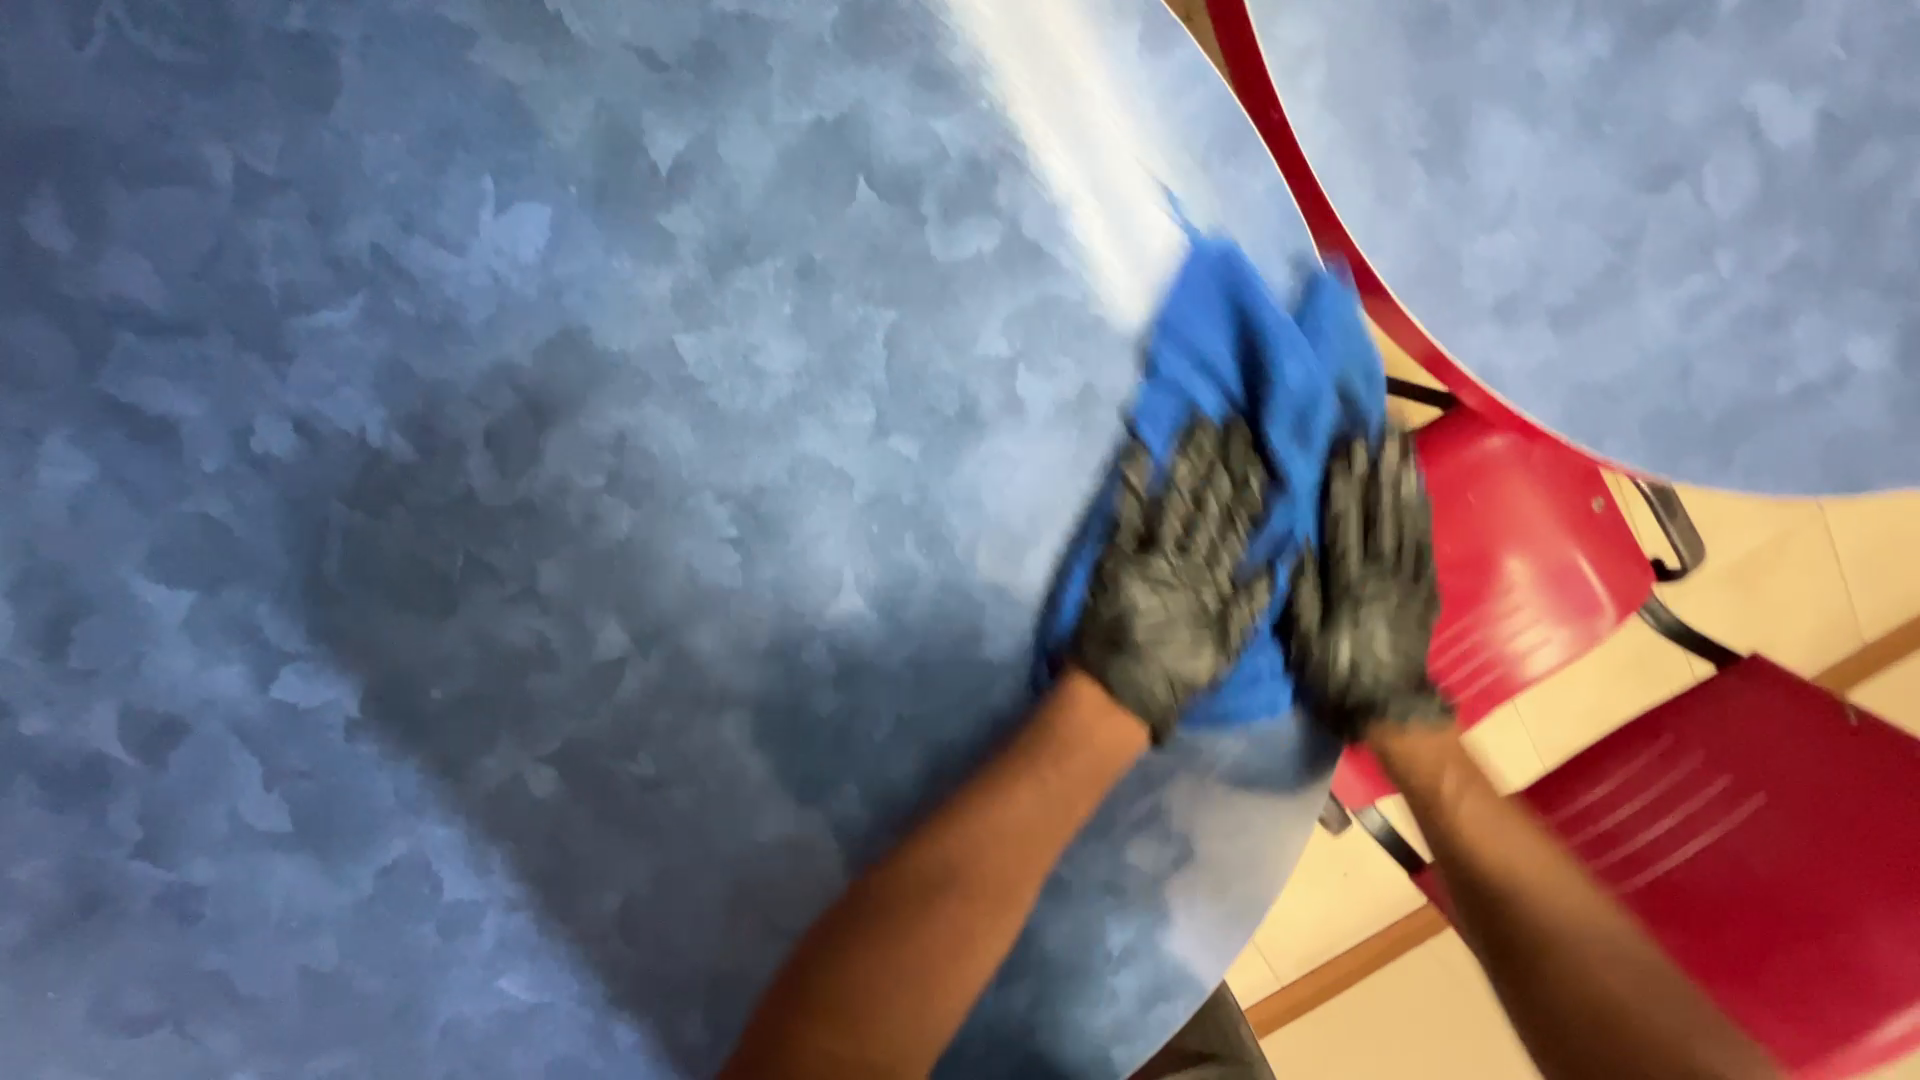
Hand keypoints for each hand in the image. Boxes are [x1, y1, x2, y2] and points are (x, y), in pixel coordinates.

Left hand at [1071, 417, 1274, 743]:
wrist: (1125, 692)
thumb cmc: (1178, 672)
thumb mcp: (1229, 642)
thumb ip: (1255, 599)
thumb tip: (1284, 555)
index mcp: (1217, 578)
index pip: (1239, 522)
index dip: (1249, 484)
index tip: (1260, 448)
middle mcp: (1189, 560)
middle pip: (1209, 503)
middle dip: (1221, 461)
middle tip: (1232, 419)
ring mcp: (1152, 557)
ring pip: (1176, 501)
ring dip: (1186, 462)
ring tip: (1196, 424)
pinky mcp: (1118, 560)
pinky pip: (1127, 516)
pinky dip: (1132, 484)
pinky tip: (1137, 451)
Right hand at [1283, 432, 1449, 741]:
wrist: (1390, 708)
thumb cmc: (1335, 674)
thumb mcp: (1304, 640)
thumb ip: (1302, 592)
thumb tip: (1298, 545)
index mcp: (1349, 585)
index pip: (1346, 523)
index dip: (1345, 484)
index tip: (1345, 448)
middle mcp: (1384, 574)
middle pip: (1383, 511)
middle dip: (1379, 468)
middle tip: (1380, 428)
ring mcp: (1411, 578)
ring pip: (1410, 518)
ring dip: (1405, 477)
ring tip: (1402, 442)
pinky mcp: (1427, 586)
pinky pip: (1426, 538)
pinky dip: (1423, 505)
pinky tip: (1417, 481)